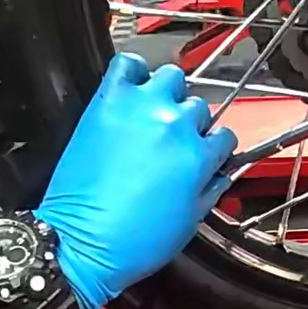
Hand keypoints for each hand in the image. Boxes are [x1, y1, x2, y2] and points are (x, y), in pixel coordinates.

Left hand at [37, 53, 235, 308]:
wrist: (82, 244)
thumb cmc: (134, 241)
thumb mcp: (189, 223)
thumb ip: (211, 190)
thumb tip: (221, 173)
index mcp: (199, 157)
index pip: (224, 136)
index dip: (215, 149)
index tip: (204, 155)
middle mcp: (175, 126)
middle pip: (198, 107)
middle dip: (191, 125)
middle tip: (173, 143)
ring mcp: (140, 108)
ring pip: (171, 77)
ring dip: (167, 94)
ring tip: (154, 114)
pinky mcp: (107, 102)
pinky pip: (127, 64)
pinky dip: (132, 72)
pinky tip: (132, 90)